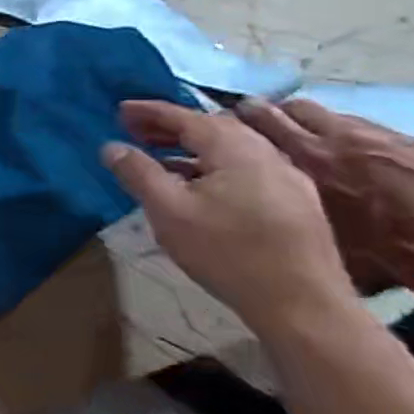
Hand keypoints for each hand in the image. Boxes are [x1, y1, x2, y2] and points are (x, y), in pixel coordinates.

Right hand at [103, 100, 355, 332]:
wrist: (301, 302)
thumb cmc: (227, 251)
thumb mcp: (168, 210)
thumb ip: (138, 173)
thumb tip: (112, 146)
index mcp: (238, 151)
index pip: (189, 118)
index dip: (152, 112)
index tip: (121, 110)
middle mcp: (269, 156)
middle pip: (216, 128)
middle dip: (173, 125)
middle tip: (136, 130)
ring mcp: (288, 180)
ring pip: (234, 149)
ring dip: (193, 146)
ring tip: (160, 154)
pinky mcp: (295, 203)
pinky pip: (246, 168)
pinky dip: (214, 164)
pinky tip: (198, 183)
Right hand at [236, 98, 413, 290]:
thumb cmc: (367, 249)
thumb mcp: (303, 221)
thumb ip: (274, 191)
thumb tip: (247, 182)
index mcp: (308, 155)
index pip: (262, 116)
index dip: (243, 114)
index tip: (230, 121)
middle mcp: (342, 136)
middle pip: (297, 106)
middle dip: (280, 114)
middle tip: (270, 132)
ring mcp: (384, 138)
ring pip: (337, 118)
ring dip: (321, 128)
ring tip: (320, 151)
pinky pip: (376, 133)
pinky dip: (360, 143)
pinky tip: (363, 166)